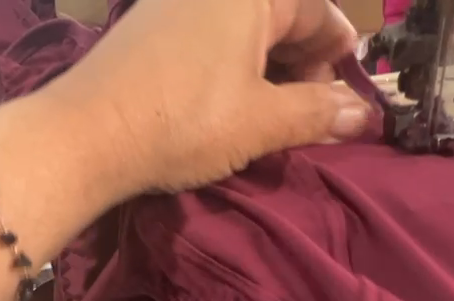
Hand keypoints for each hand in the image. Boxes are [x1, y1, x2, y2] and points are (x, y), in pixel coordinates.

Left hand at [44, 0, 375, 196]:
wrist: (90, 134)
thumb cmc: (184, 121)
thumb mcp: (260, 122)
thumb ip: (315, 114)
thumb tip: (363, 116)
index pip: (314, 10)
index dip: (338, 52)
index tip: (349, 92)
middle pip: (278, 16)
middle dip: (303, 63)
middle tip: (313, 112)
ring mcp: (176, 4)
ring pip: (243, 32)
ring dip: (268, 71)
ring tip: (275, 117)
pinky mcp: (150, 31)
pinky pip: (211, 41)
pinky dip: (233, 70)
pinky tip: (233, 107)